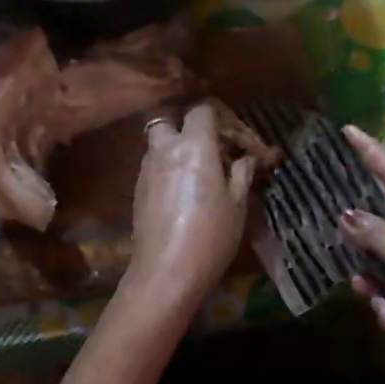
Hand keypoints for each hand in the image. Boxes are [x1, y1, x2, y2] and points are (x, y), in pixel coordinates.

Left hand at [126, 103, 256, 307]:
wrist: (165, 272)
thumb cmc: (209, 236)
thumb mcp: (236, 205)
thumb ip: (241, 173)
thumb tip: (247, 158)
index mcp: (193, 146)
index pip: (203, 110)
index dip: (223, 120)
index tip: (241, 143)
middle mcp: (164, 150)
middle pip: (172, 122)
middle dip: (191, 130)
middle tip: (215, 153)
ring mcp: (145, 170)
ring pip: (159, 145)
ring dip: (178, 150)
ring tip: (203, 175)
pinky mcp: (137, 191)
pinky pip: (153, 167)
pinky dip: (168, 169)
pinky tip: (185, 193)